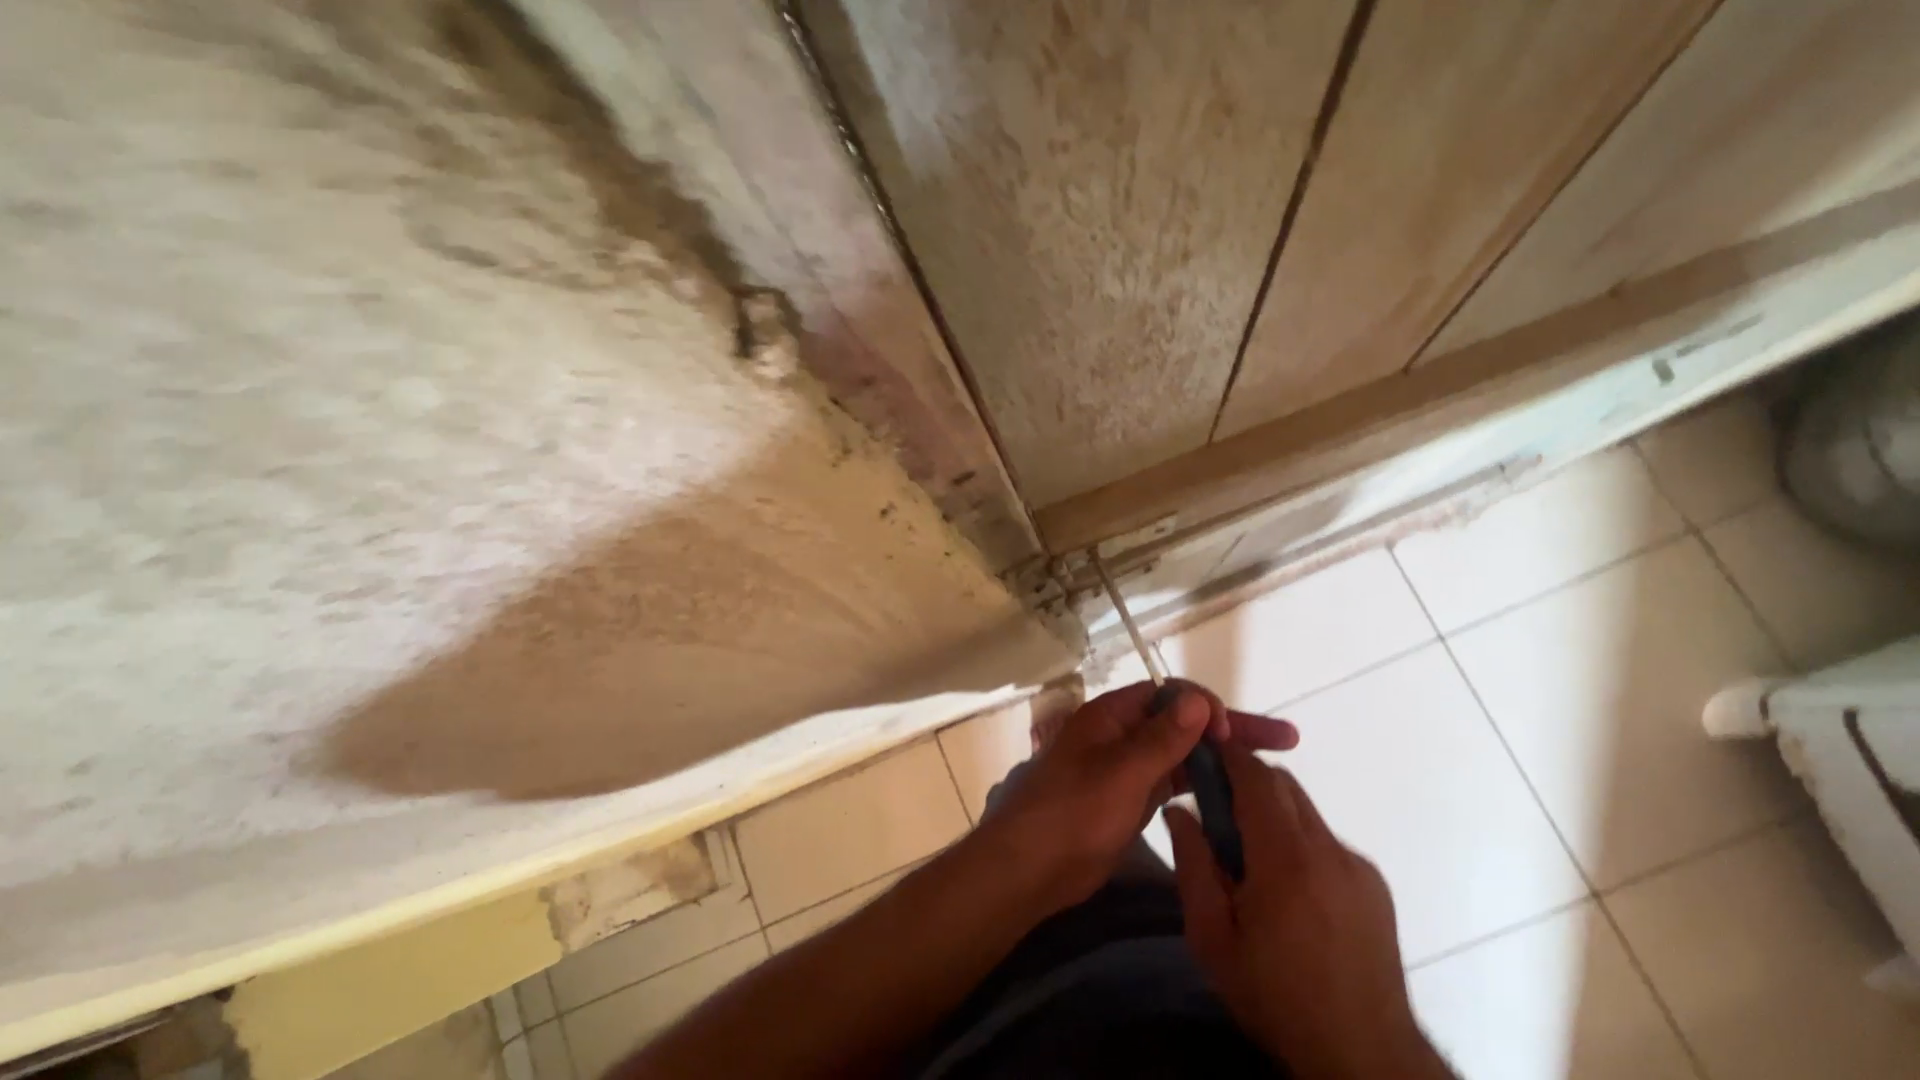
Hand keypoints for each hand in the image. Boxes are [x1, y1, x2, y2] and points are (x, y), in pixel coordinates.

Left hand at [977, 680, 1297, 912]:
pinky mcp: (1129, 800)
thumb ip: (1162, 739)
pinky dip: (1199, 785)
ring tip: (1269, 768)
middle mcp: (1120, 735)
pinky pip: (1171, 782)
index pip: (1168, 694)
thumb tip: (1200, 700)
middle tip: (1286, 739)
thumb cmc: (1073, 814)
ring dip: (1219, 758)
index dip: (1205, 706)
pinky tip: (1232, 796)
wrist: (1030, 868)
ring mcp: (1125, 769)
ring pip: (1180, 754)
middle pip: (1182, 722)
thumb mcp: (1121, 773)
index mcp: (1111, 716)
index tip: (1232, 733)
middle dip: (1229, 729)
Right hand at [1167, 746, 1453, 1079]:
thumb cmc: (1273, 995)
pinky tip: (1287, 892)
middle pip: (1284, 787)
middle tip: (1214, 809)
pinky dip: (1299, 845)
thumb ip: (1193, 865)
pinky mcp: (1374, 886)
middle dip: (1247, 782)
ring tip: (1248, 860)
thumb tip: (1179, 811)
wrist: (1362, 1052)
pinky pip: (1327, 844)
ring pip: (1306, 814)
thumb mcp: (1211, 937)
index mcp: (1286, 859)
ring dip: (1273, 816)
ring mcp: (1357, 866)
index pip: (1257, 779)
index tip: (1202, 751)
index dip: (1229, 756)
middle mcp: (1329, 850)